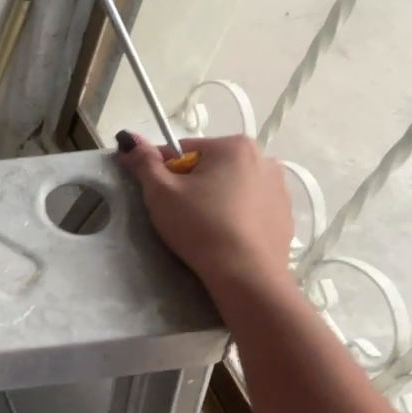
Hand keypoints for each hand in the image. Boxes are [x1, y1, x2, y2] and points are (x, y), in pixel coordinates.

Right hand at [116, 132, 293, 301]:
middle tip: (180, 215)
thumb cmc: (199, 226)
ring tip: (203, 228)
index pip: (183, 150)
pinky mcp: (284, 214)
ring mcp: (279, 187)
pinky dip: (235, 216)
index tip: (159, 198)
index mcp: (233, 146)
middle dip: (192, 186)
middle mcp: (263, 158)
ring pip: (231, 187)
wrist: (246, 274)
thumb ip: (143, 162)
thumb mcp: (161, 193)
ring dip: (215, 199)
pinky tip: (225, 237)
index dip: (164, 174)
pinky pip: (250, 207)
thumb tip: (127, 138)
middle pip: (210, 167)